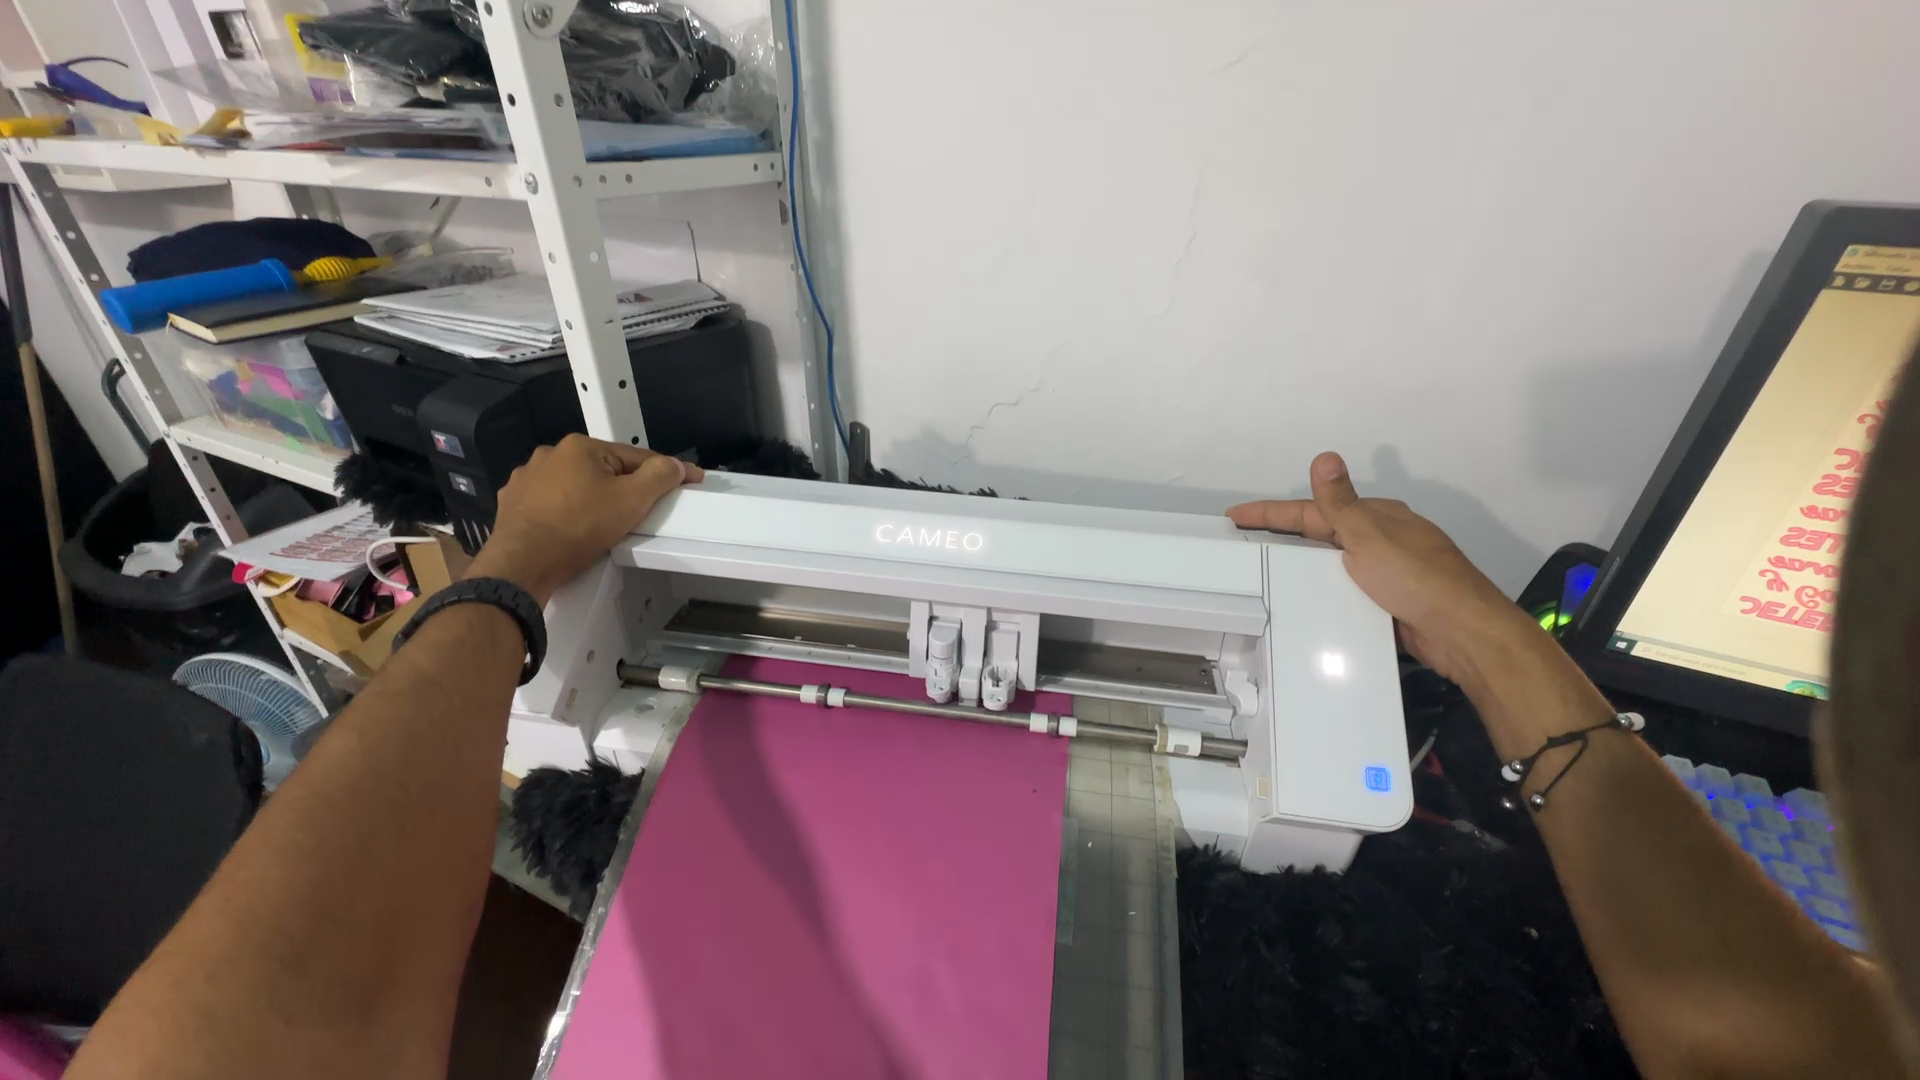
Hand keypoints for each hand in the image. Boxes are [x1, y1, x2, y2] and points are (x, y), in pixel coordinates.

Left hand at [466, 434, 702, 604]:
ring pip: (575, 484)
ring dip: (593, 496)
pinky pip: (551, 502)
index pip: (636, 456)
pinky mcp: (513, 503)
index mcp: (580, 447)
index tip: (688, 481)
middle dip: (624, 485)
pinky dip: (566, 510)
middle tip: (642, 509)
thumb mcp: (632, 500)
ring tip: (605, 522)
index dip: (665, 470)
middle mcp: (549, 455)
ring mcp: (526, 479)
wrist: (523, 564)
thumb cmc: (580, 527)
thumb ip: (660, 476)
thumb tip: (676, 465)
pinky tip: (573, 527)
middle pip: (604, 469)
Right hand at [1228, 451, 1542, 690]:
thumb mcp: (1370, 537)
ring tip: (1260, 573)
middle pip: (1319, 533)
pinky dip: (1319, 590)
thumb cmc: (1416, 580)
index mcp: (1375, 518)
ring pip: (1329, 563)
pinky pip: (1341, 589)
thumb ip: (1340, 502)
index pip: (1311, 511)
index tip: (1235, 515)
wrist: (1462, 633)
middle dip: (1281, 534)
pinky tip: (1302, 601)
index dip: (1271, 512)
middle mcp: (1379, 540)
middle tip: (1240, 542)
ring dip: (1298, 564)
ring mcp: (1384, 572)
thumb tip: (1324, 456)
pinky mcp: (1385, 601)